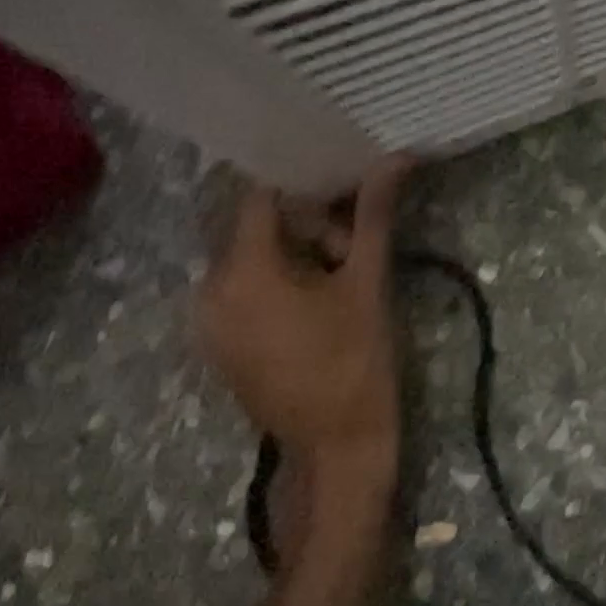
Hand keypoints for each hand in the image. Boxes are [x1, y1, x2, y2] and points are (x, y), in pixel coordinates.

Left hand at [197, 156, 416, 455]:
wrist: (337, 448)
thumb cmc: (355, 360)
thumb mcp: (367, 282)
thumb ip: (373, 215)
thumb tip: (396, 158)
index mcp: (241, 272)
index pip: (260, 197)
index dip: (304, 185)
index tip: (344, 186)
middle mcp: (210, 291)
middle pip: (256, 228)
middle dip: (306, 225)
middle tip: (352, 246)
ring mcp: (209, 323)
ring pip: (251, 259)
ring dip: (294, 254)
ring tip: (341, 275)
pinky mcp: (219, 344)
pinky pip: (243, 290)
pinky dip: (277, 282)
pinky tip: (319, 302)